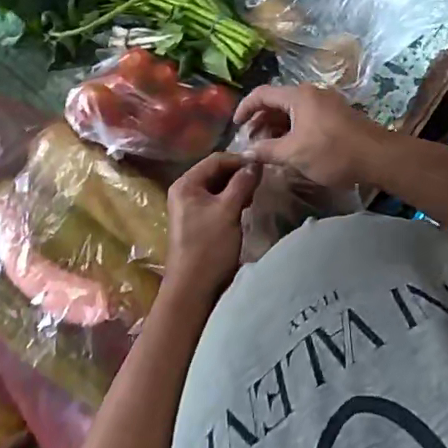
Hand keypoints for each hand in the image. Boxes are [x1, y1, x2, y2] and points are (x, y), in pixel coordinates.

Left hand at [165, 152, 260, 298]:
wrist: (193, 288)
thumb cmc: (208, 246)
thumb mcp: (228, 210)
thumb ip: (242, 183)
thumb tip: (256, 164)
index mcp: (186, 184)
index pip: (216, 160)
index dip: (240, 161)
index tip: (263, 167)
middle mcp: (185, 191)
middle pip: (216, 172)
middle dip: (239, 175)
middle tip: (261, 182)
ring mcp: (190, 207)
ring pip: (218, 188)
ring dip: (238, 188)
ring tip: (256, 194)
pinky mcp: (198, 221)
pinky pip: (217, 202)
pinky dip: (233, 200)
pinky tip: (247, 207)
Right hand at [233, 84, 387, 189]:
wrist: (377, 157)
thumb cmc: (332, 152)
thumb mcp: (293, 153)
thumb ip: (266, 151)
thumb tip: (246, 153)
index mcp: (298, 95)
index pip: (261, 94)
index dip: (244, 108)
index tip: (235, 126)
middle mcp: (312, 93)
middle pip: (278, 102)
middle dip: (261, 122)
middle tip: (252, 143)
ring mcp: (327, 104)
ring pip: (293, 112)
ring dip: (277, 128)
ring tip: (269, 149)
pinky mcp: (338, 116)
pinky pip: (307, 118)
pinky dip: (294, 130)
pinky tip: (291, 149)